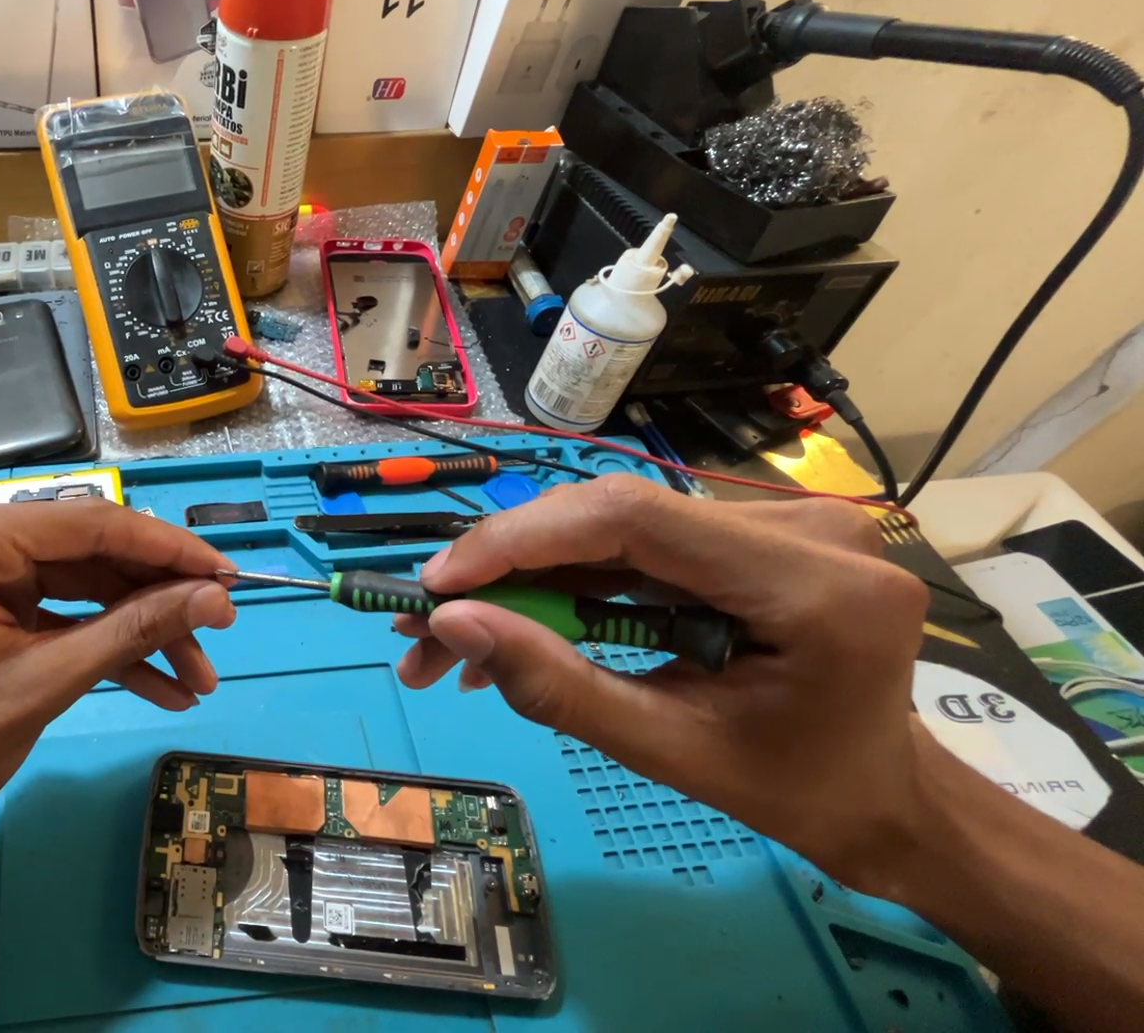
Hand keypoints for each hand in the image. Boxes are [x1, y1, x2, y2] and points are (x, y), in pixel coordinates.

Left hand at [0, 500, 235, 911]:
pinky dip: (98, 646)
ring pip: (77, 586)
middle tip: (219, 630)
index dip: (168, 550)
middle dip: (155, 600)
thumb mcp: (43, 685)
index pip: (89, 524)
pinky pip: (51, 613)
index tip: (229, 576)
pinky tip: (156, 684)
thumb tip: (216, 597)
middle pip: (86, 553)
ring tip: (197, 677)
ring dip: (135, 631)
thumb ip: (134, 631)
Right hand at [393, 476, 927, 886]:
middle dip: (503, 565)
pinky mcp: (740, 534)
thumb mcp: (668, 753)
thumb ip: (556, 687)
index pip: (628, 518)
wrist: (885, 796)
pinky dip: (561, 584)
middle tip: (425, 620)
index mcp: (809, 582)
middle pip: (607, 514)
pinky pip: (626, 546)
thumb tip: (449, 624)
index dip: (517, 539)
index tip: (437, 584)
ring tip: (451, 636)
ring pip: (604, 528)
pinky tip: (513, 624)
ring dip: (521, 579)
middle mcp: (797, 525)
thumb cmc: (796, 790)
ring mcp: (771, 522)